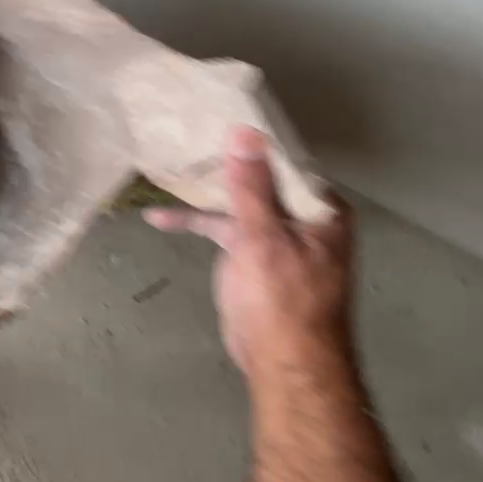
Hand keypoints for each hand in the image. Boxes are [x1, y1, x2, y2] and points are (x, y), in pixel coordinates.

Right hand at [145, 126, 353, 381]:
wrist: (283, 358)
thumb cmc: (280, 296)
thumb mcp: (260, 236)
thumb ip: (250, 185)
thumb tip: (244, 133)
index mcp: (320, 211)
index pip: (287, 164)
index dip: (253, 145)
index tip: (216, 122)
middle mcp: (304, 220)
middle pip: (259, 183)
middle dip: (222, 169)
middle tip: (184, 143)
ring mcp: (278, 241)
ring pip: (237, 206)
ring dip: (204, 198)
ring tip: (166, 178)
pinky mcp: (254, 260)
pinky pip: (225, 230)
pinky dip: (197, 224)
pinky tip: (161, 221)